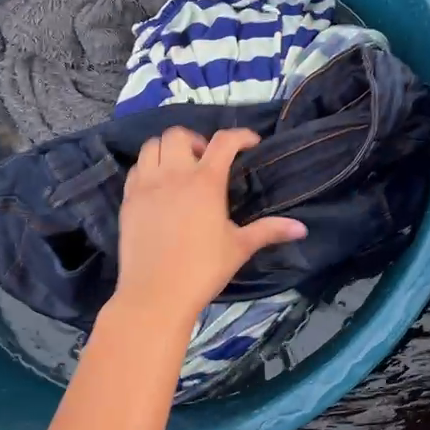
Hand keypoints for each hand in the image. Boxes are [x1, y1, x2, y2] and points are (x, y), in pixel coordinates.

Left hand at [110, 128, 307, 326]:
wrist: (155, 295)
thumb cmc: (203, 269)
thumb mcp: (240, 247)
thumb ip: (270, 231)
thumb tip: (302, 228)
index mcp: (205, 182)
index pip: (224, 141)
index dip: (241, 136)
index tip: (251, 143)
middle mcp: (173, 175)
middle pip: (179, 134)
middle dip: (195, 140)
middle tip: (206, 160)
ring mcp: (146, 186)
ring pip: (152, 145)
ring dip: (168, 149)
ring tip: (180, 169)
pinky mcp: (128, 200)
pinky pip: (136, 168)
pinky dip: (148, 167)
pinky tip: (158, 186)